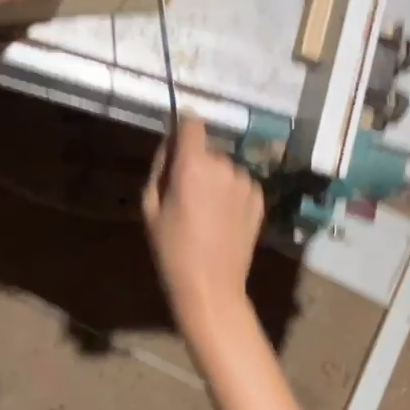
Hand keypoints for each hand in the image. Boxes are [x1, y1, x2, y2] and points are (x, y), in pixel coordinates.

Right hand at [143, 118, 265, 325]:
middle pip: (207, 150)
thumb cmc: (171, 249)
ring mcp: (246, 181)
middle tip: (183, 193)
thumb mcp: (150, 207)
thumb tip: (170, 144)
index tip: (176, 138)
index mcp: (193, 165)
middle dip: (195, 162)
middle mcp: (224, 165)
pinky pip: (239, 184)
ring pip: (224, 168)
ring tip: (205, 211)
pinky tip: (222, 219)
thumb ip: (160, 167)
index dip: (183, 127)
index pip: (192, 123)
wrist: (211, 286)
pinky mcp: (260, 197)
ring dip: (214, 179)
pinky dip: (230, 193)